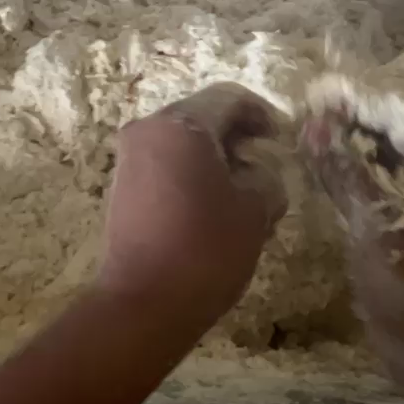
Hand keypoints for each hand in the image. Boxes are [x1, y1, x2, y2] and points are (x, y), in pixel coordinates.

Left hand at [98, 83, 287, 330]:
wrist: (142, 305)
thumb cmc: (205, 248)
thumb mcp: (255, 209)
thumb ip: (266, 177)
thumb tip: (257, 172)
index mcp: (181, 123)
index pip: (229, 98)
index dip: (262, 114)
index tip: (281, 140)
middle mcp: (149, 128)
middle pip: (203, 115)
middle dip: (237, 137)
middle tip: (265, 166)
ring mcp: (130, 157)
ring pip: (183, 141)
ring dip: (214, 156)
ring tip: (242, 192)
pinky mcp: (122, 185)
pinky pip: (166, 163)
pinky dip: (192, 172)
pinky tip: (211, 207)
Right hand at [303, 108, 403, 403]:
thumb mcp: (379, 230)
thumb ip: (346, 173)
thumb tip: (316, 120)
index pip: (396, 117)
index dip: (356, 102)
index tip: (314, 91)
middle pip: (383, 135)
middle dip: (343, 121)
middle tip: (299, 107)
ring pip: (371, 160)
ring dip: (338, 146)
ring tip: (298, 129)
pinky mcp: (395, 225)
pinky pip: (365, 187)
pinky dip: (340, 174)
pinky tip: (312, 164)